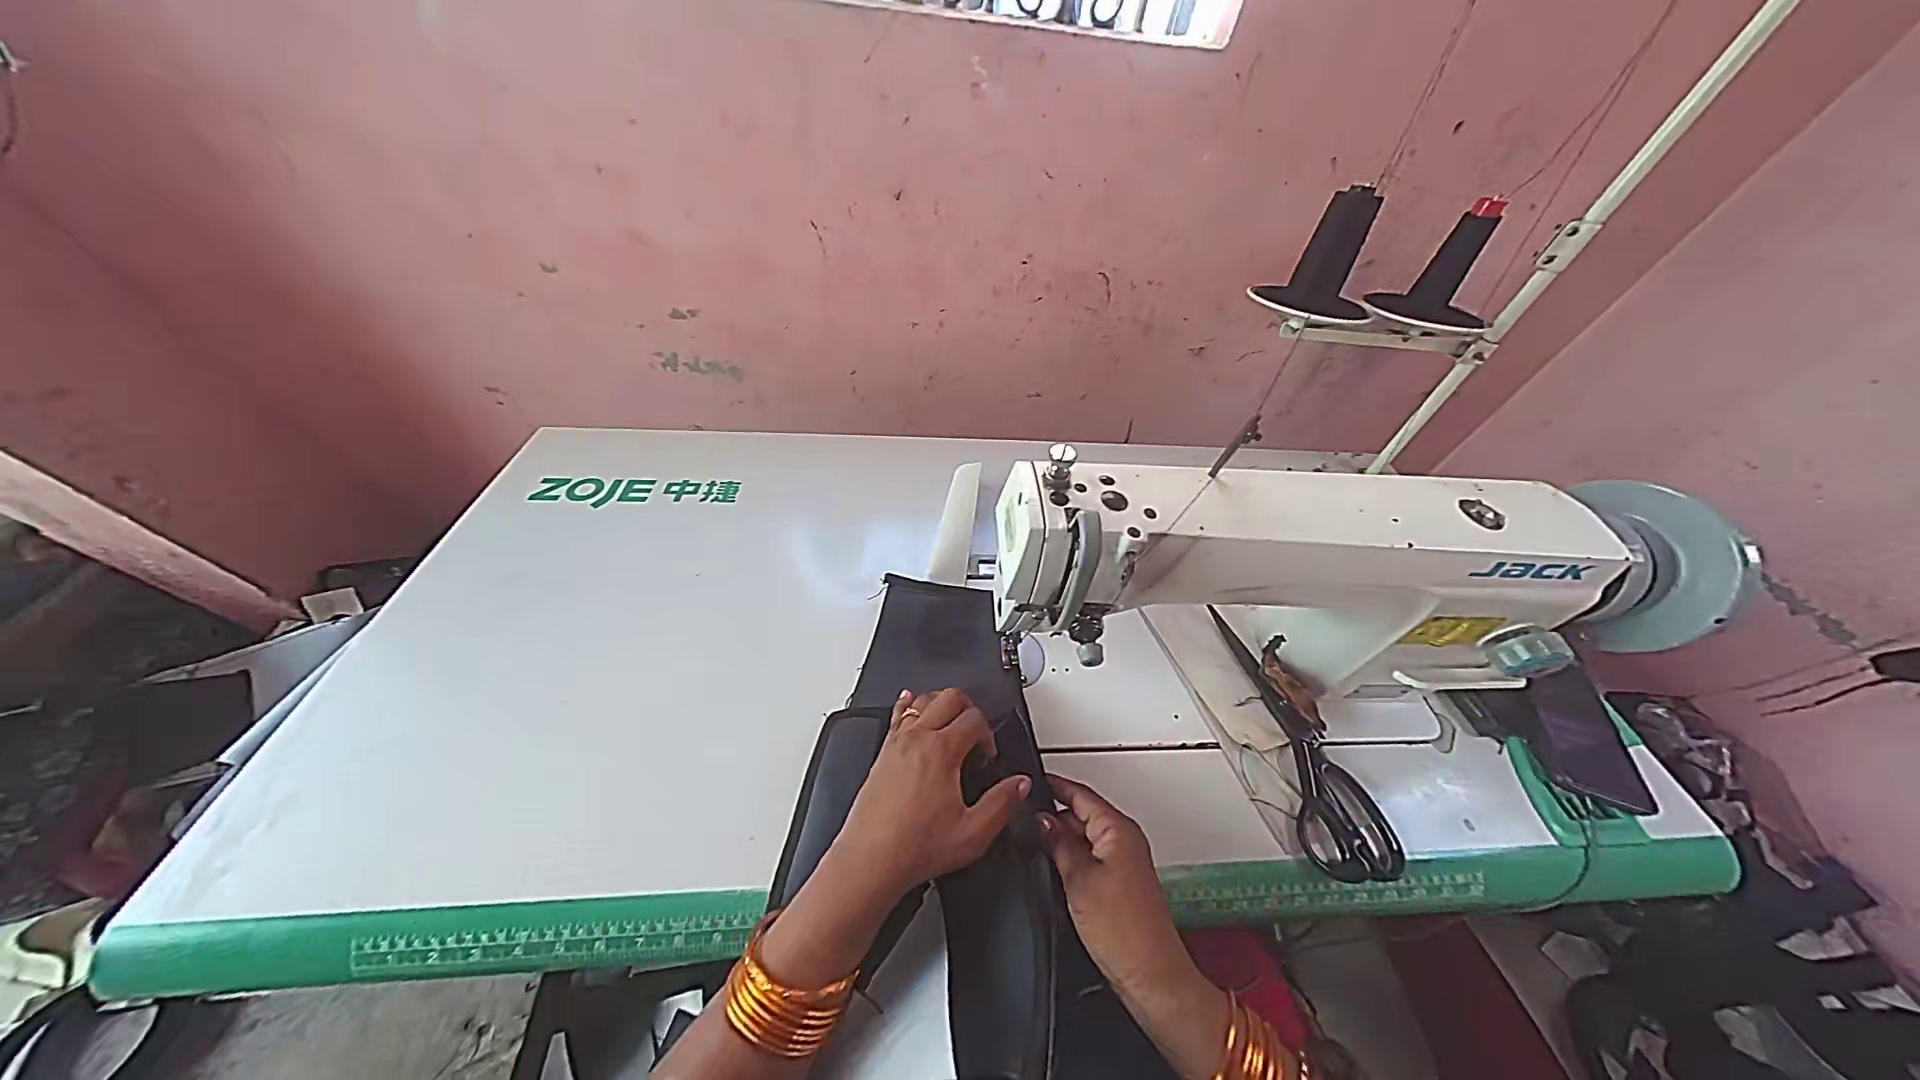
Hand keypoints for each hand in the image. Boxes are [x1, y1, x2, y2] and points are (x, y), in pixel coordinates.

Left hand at [828, 688, 1031, 903]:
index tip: (988, 754)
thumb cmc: (913, 847)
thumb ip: (1002, 804)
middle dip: (970, 709)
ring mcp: (896, 744)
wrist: (871, 860)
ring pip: (923, 700)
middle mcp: (917, 739)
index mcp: (941, 751)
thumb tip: (1019, 785)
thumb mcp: (974, 833)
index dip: (989, 733)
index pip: (975, 719)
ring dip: (942, 703)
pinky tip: (911, 703)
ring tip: (952, 720)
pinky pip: (897, 714)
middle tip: (976, 731)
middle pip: (950, 697)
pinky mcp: (882, 754)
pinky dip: (909, 704)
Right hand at [1039, 774, 1194, 992]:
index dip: (1054, 785)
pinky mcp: (1119, 884)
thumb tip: (1041, 821)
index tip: (1033, 780)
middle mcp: (1124, 841)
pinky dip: (1071, 860)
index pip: (1080, 793)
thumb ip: (1057, 843)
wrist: (1150, 977)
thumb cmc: (1126, 933)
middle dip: (1054, 814)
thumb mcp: (1078, 878)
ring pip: (1084, 837)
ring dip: (1062, 840)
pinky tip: (1055, 872)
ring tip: (1036, 844)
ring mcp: (1123, 863)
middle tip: (1024, 817)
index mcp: (1118, 830)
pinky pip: (1089, 859)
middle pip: (1082, 813)